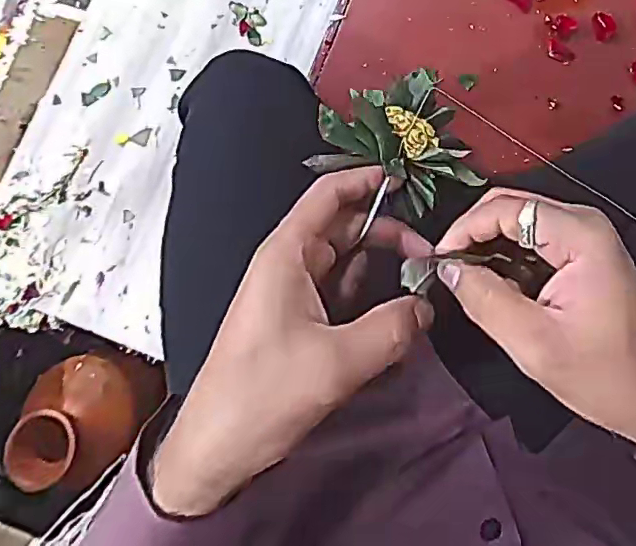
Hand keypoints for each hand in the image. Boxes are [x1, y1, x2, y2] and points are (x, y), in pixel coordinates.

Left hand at [151, 167, 434, 515]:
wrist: (210, 456)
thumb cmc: (260, 397)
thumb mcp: (336, 363)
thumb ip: (392, 328)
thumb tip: (426, 306)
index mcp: (287, 253)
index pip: (328, 194)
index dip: (365, 179)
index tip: (403, 180)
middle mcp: (290, 263)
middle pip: (346, 225)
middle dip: (387, 232)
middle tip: (425, 253)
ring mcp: (292, 290)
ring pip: (347, 259)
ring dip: (381, 266)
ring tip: (415, 283)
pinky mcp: (297, 318)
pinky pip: (341, 290)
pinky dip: (368, 294)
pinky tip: (392, 315)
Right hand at [436, 189, 635, 454]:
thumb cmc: (603, 375)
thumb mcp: (535, 345)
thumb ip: (486, 300)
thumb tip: (448, 268)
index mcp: (580, 233)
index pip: (507, 207)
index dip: (465, 228)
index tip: (438, 260)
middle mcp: (584, 220)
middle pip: (513, 205)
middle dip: (474, 233)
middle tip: (446, 269)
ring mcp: (586, 233)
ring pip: (521, 220)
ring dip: (489, 244)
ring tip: (464, 278)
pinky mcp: (584, 249)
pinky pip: (536, 237)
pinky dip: (509, 254)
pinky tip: (494, 283)